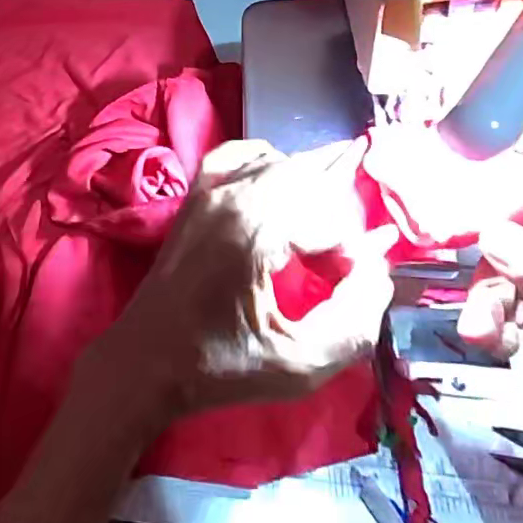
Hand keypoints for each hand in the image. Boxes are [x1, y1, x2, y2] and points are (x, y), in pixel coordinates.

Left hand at [85, 139, 397, 420]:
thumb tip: (376, 274)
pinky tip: (281, 189)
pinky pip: (237, 156)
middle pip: (308, 177)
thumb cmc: (219, 366)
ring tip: (320, 235)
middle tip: (341, 261)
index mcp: (253, 231)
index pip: (331, 219)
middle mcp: (230, 196)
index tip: (350, 286)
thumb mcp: (300, 364)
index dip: (354, 253)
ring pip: (277, 163)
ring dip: (310, 189)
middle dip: (337, 215)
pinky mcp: (194, 195)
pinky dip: (268, 163)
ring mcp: (207, 190)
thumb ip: (355, 321)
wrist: (146, 358)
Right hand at [457, 178, 522, 480]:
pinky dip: (492, 320)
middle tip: (473, 295)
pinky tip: (496, 343)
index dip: (515, 209)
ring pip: (508, 272)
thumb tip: (490, 235)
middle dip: (493, 267)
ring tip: (481, 334)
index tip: (477, 232)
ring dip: (487, 300)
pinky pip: (508, 305)